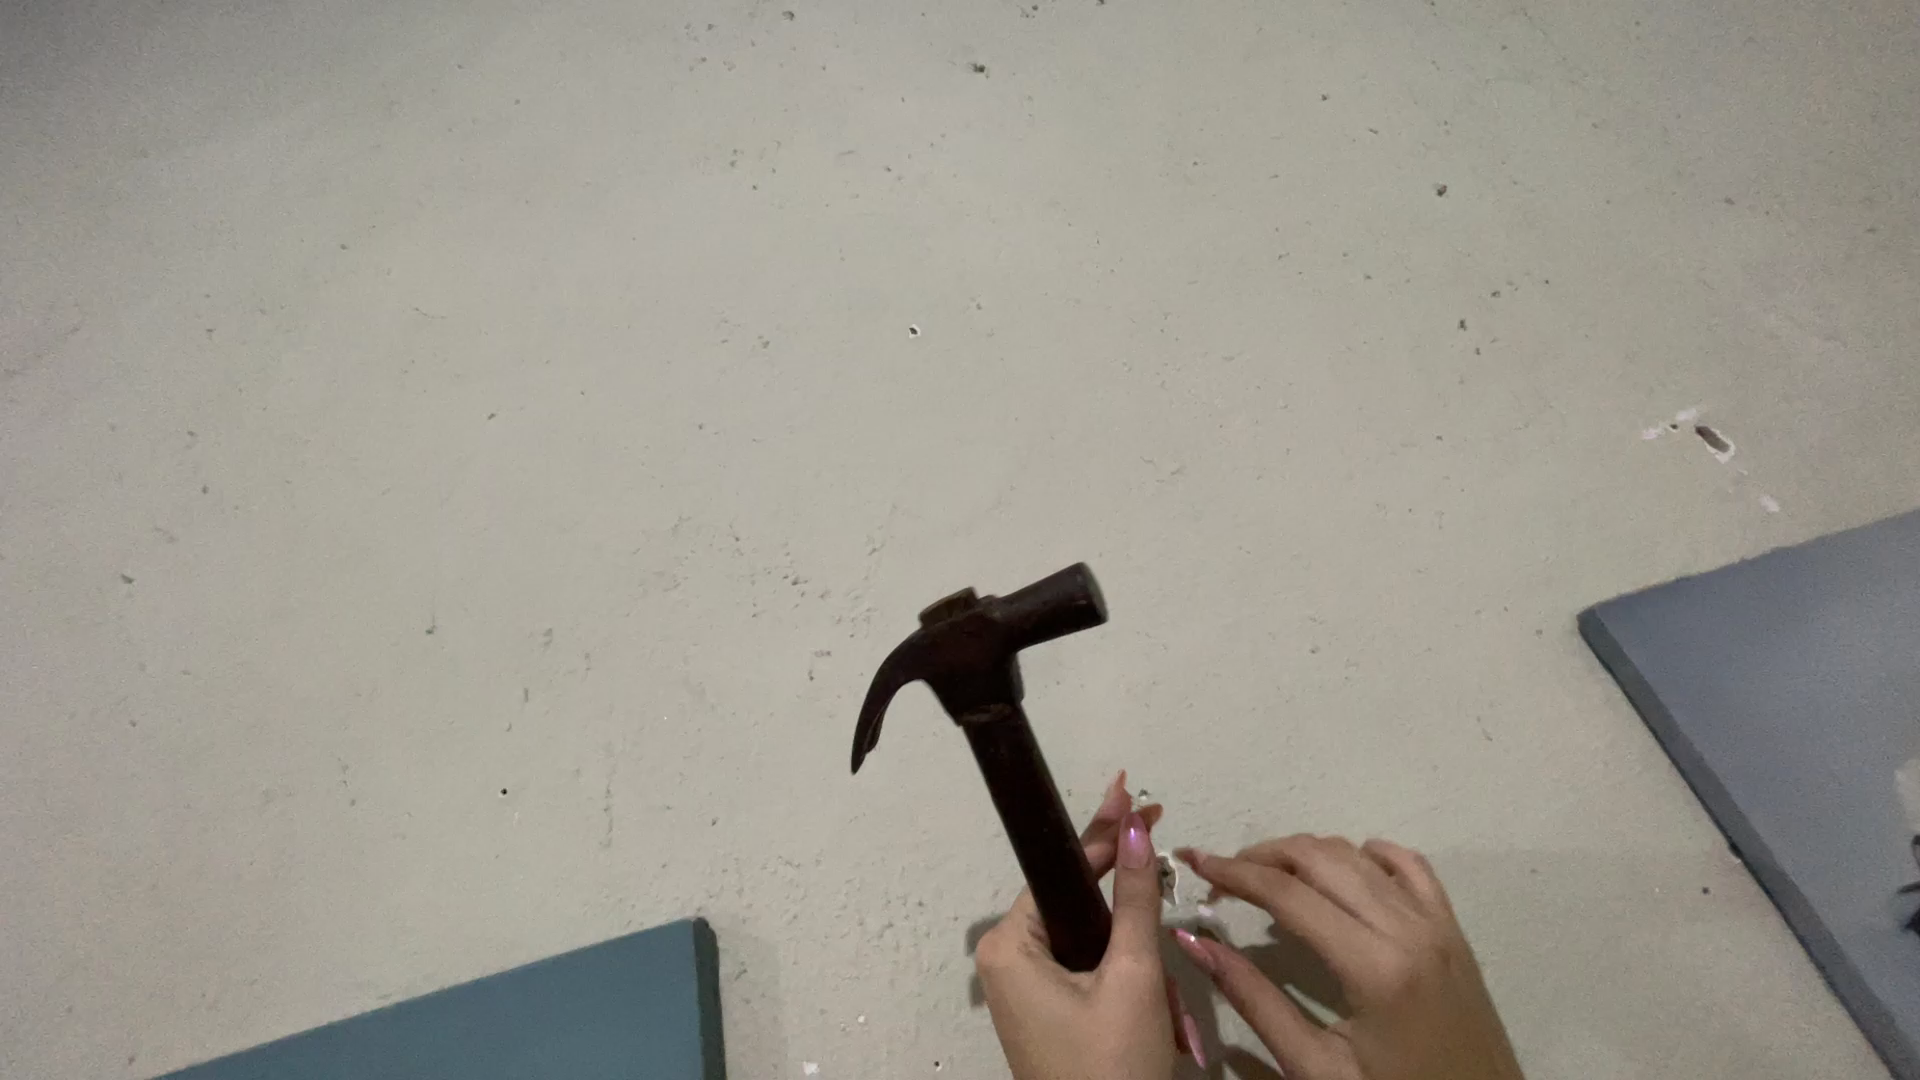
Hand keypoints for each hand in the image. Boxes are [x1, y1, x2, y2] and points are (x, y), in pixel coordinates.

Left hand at [976, 773, 1200, 1079]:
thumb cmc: (1112, 1065)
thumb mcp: (1131, 976)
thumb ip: (1135, 898)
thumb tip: (1136, 826)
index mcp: (1010, 943)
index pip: (1061, 870)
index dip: (1102, 832)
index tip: (1132, 793)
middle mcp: (1008, 958)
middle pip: (1080, 908)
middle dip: (1132, 919)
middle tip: (1167, 858)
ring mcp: (1025, 988)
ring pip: (1093, 946)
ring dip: (1139, 968)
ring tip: (1169, 1013)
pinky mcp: (1046, 1011)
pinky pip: (1090, 975)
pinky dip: (1127, 986)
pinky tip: (1162, 1021)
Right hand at [1173, 836, 1524, 1079]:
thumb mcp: (1316, 1070)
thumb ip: (1252, 998)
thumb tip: (1193, 939)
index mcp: (1374, 967)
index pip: (1286, 892)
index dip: (1233, 871)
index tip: (1193, 861)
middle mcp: (1407, 929)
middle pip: (1317, 858)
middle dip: (1260, 857)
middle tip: (1223, 877)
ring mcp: (1436, 924)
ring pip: (1354, 853)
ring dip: (1303, 853)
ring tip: (1268, 878)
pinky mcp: (1453, 929)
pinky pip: (1406, 863)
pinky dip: (1364, 853)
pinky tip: (1340, 872)